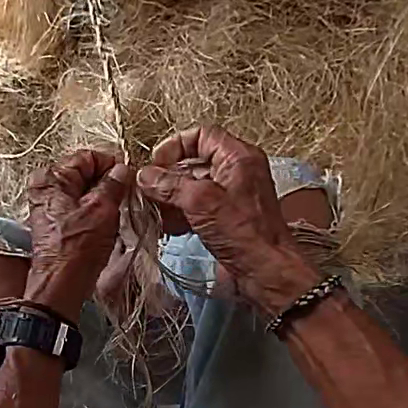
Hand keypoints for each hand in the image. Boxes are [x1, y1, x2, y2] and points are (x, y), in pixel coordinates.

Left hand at [25, 148, 132, 320]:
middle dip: (107, 184)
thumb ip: (113, 184)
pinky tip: (105, 227)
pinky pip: (81, 211)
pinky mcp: (57, 226)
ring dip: (103, 201)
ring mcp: (50, 209)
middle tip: (123, 197)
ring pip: (85, 194)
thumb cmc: (77, 250)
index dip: (110, 164)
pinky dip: (95, 214)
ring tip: (115, 215)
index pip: (87, 156)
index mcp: (51, 179)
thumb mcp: (102, 210)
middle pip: (85, 175)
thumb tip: (122, 170)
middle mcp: (46, 190)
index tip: (127, 175)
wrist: (62, 285)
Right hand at [136, 125, 321, 317]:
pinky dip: (179, 216)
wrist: (264, 271)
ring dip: (169, 200)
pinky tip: (166, 227)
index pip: (202, 136)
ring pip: (191, 188)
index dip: (175, 146)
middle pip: (192, 163)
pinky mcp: (223, 220)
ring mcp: (229, 198)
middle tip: (147, 192)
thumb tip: (143, 175)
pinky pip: (195, 210)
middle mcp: (235, 173)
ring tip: (153, 213)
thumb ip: (170, 185)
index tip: (155, 165)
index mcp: (238, 157)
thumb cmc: (241, 232)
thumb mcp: (201, 201)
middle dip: (167, 178)